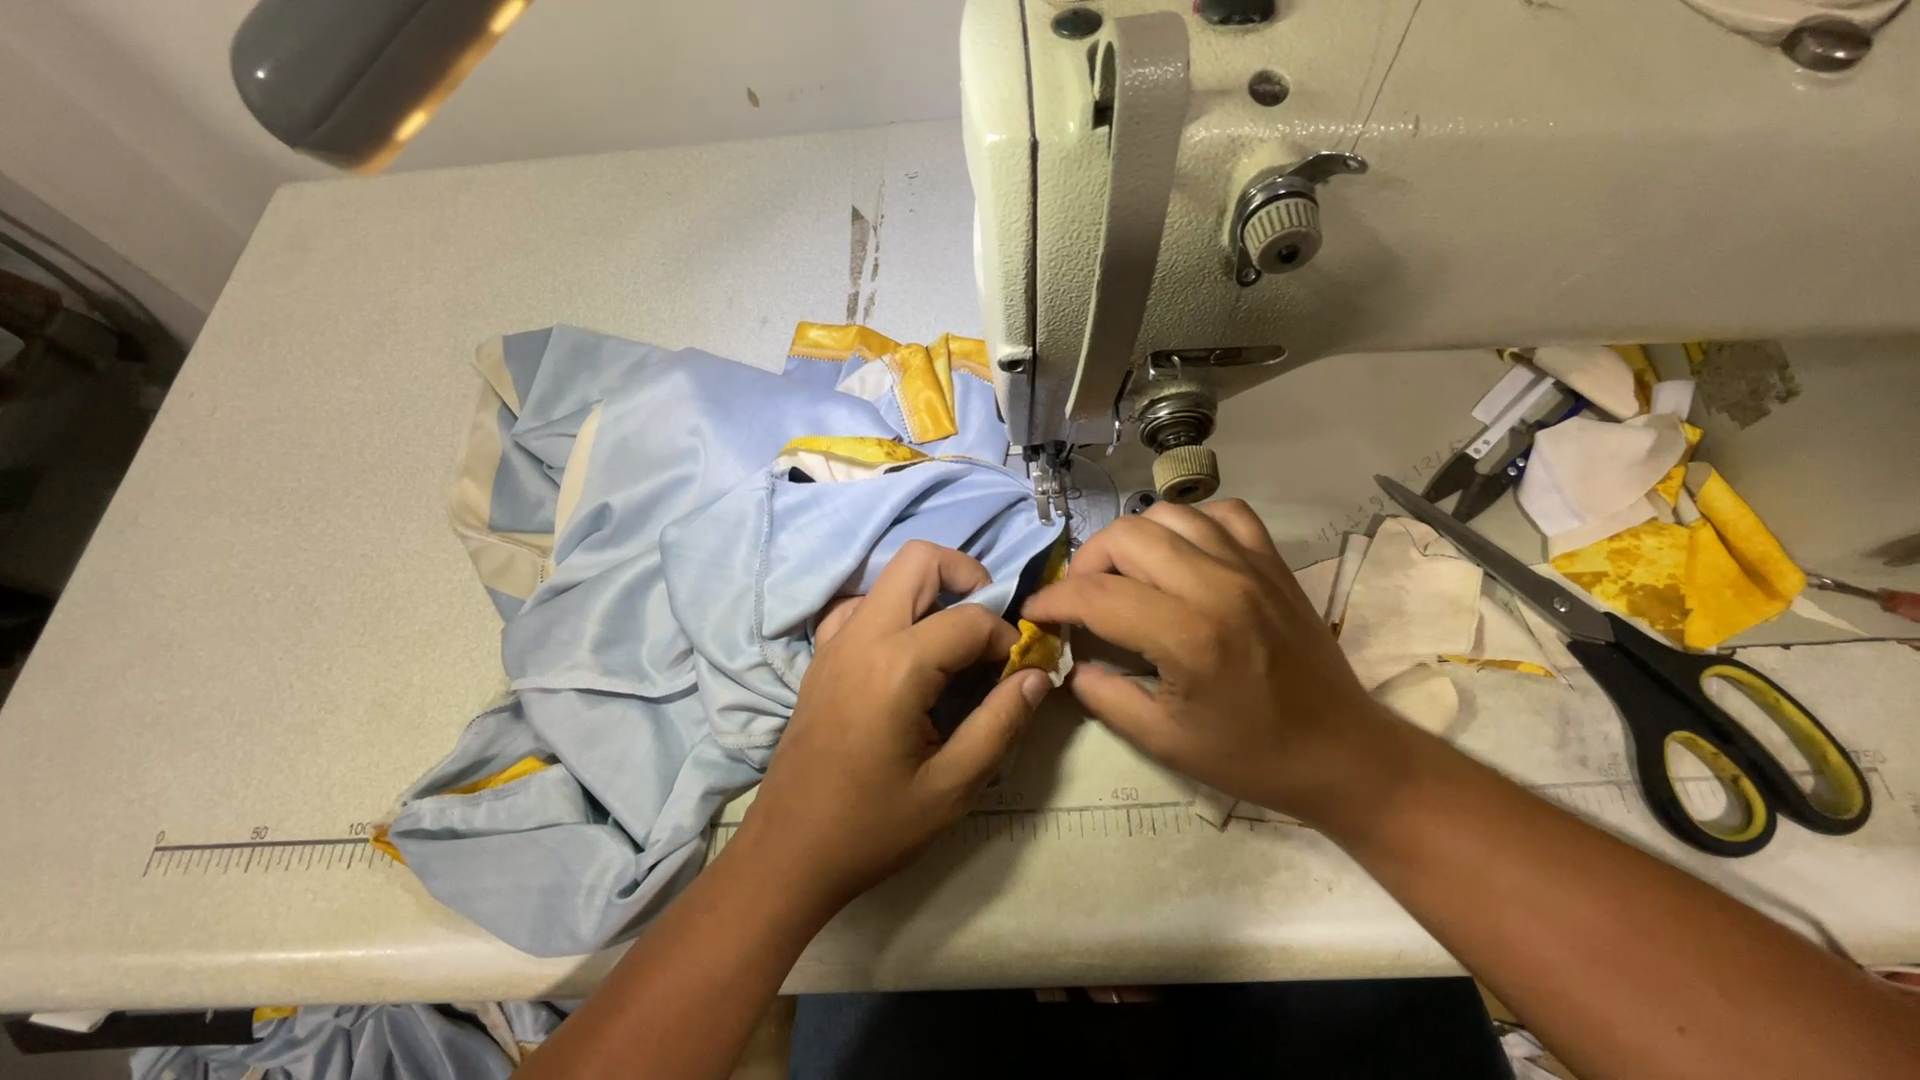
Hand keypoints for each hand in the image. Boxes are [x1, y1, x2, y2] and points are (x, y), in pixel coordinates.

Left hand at [735, 540, 1051, 910]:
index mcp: (896, 667)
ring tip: (953, 645)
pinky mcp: (820, 658)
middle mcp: (861, 637)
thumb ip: (1000, 723)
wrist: (788, 853)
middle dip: (967, 577)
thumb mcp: (951, 787)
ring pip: (887, 577)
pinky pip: (859, 607)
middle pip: (919, 559)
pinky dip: (892, 611)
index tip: (1017, 673)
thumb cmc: (872, 827)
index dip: (1006, 639)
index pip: (969, 618)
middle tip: (989, 629)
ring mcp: (833, 643)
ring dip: (929, 592)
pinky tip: (906, 657)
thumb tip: (1037, 675)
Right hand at [1021, 500, 1398, 824]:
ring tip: (1124, 574)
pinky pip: (1224, 514)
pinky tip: (1183, 555)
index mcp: (1187, 635)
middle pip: (1126, 537)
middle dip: (1086, 563)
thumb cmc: (1252, 756)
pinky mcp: (1274, 562)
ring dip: (1132, 539)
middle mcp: (1217, 585)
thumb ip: (1106, 698)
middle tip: (1079, 598)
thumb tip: (1072, 666)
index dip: (1054, 600)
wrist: (1342, 752)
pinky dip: (1191, 524)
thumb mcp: (1165, 742)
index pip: (1097, 594)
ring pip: (1170, 514)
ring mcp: (1250, 566)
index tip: (1036, 612)